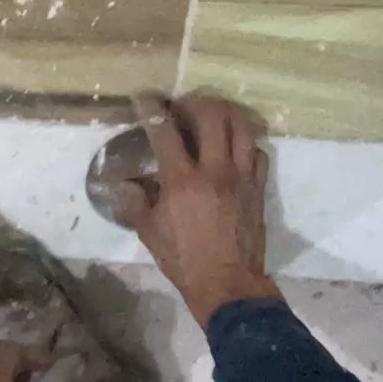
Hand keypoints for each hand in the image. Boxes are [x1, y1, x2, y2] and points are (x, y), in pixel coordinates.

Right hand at [116, 92, 280, 327]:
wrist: (227, 284)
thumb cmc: (183, 258)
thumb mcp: (148, 231)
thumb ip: (134, 202)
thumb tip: (124, 184)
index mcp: (181, 180)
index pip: (164, 130)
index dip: (151, 108)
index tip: (144, 97)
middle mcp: (214, 170)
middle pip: (211, 116)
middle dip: (194, 102)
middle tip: (181, 105)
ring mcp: (241, 177)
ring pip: (242, 126)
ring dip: (225, 112)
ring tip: (211, 113)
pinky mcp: (258, 188)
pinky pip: (256, 152)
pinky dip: (244, 142)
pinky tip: (232, 147)